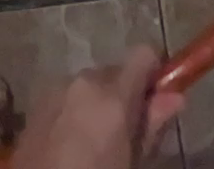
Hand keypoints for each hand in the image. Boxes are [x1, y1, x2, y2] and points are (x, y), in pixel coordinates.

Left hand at [10, 46, 184, 168]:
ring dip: (99, 101)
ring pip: (91, 83)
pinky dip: (77, 108)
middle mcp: (84, 80)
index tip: (159, 96)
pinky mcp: (38, 100)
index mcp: (112, 95)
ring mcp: (57, 86)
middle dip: (125, 94)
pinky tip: (72, 141)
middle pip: (116, 72)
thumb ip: (152, 126)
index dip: (155, 71)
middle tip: (127, 132)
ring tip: (97, 140)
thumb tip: (176, 97)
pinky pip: (69, 94)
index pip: (144, 54)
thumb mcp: (131, 162)